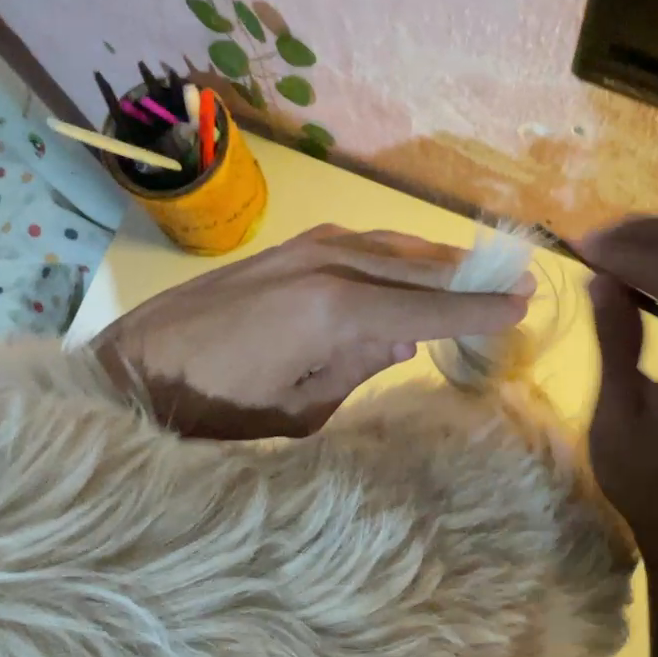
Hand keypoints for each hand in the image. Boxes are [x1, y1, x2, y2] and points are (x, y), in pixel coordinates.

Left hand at [92, 225, 529, 438]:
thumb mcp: (301, 410)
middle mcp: (327, 266)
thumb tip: (405, 340)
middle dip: (465, 276)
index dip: (476, 311)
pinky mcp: (280, 252)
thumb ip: (359, 368)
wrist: (136, 371)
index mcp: (338, 313)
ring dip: (429, 259)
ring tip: (467, 272)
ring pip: (385, 247)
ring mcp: (301, 250)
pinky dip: (388, 256)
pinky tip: (399, 268)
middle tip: (511, 282)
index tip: (521, 306)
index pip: (427, 309)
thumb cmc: (219, 412)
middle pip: (414, 265)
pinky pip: (354, 245)